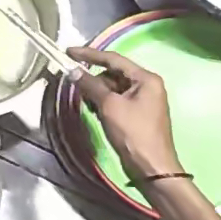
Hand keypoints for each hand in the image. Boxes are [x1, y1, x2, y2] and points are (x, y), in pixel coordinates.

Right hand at [70, 47, 182, 180]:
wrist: (151, 167)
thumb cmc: (133, 133)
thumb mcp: (109, 106)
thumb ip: (91, 86)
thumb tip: (73, 71)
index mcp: (145, 78)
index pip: (114, 59)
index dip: (89, 54)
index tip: (69, 52)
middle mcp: (147, 85)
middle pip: (114, 73)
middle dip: (94, 79)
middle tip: (75, 84)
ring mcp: (143, 100)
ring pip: (114, 88)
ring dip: (98, 92)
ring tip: (86, 102)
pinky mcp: (138, 114)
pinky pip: (117, 101)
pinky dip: (104, 103)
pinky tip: (95, 112)